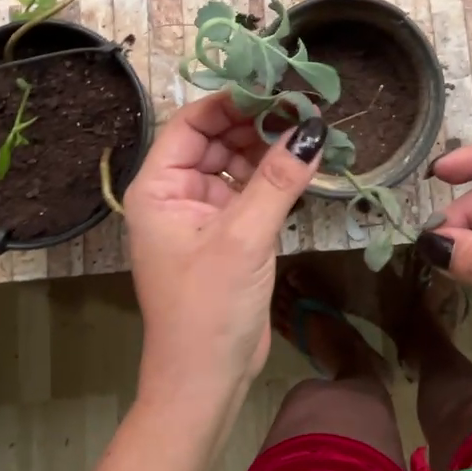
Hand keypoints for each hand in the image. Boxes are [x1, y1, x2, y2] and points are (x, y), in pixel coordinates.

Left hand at [122, 94, 324, 403]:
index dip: (231, 101)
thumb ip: (278, 179)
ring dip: (268, 147)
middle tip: (303, 106)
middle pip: (216, 138)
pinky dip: (273, 176)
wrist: (206, 384)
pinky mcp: (227, 233)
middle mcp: (176, 193)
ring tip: (309, 130)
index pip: (192, 122)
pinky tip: (301, 164)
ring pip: (236, 161)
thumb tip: (312, 127)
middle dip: (256, 122)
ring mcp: (202, 214)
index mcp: (159, 187)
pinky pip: (249, 189)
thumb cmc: (208, 309)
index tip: (274, 86)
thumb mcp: (244, 238)